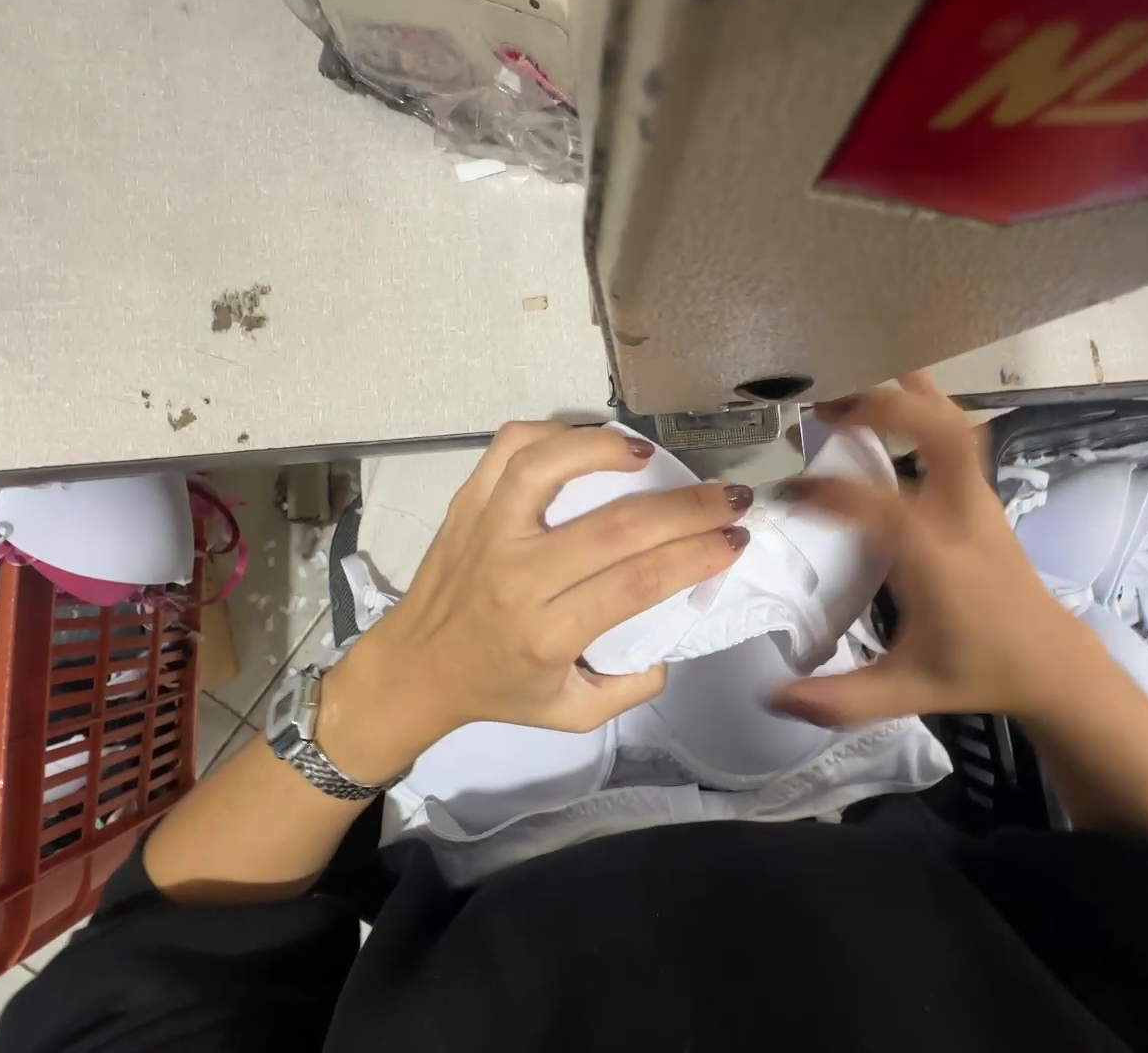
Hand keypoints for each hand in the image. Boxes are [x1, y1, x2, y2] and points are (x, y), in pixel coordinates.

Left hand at [316, 421, 751, 781]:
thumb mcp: (571, 714)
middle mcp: (517, 576)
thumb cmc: (497, 690)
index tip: (733, 539)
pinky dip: (552, 433)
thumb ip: (630, 688)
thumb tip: (670, 641)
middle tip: (728, 497)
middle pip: (615, 527)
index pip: (637, 582)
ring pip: (548, 468)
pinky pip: (507, 449)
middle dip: (687, 507)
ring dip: (608, 450)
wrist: (414, 670)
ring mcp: (486, 531)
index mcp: (547, 632)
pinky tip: (586, 443)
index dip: (696, 555)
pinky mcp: (466, 504)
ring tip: (650, 455)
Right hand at [770, 372, 1101, 726]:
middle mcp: (962, 520)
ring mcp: (980, 503)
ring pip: (955, 428)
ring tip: (856, 380)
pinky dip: (930, 406)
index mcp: (937, 562)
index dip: (829, 493)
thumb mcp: (906, 692)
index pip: (882, 509)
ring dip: (907, 396)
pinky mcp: (984, 498)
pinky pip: (961, 438)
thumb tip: (772, 696)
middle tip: (828, 406)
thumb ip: (840, 700)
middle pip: (939, 437)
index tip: (789, 492)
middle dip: (884, 408)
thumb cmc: (977, 671)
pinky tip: (903, 391)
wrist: (1051, 663)